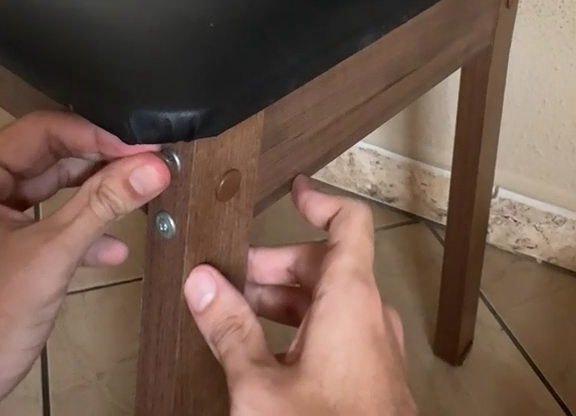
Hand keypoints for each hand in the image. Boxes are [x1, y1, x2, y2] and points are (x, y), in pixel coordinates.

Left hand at [0, 111, 171, 414]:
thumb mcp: (46, 259)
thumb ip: (102, 204)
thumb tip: (154, 165)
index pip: (40, 132)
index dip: (97, 134)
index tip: (145, 145)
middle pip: (42, 160)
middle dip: (96, 165)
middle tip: (147, 165)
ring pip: (40, 196)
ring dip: (87, 201)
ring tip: (135, 198)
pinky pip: (31, 231)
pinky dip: (67, 236)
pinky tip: (108, 251)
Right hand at [186, 176, 418, 415]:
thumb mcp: (259, 386)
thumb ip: (229, 328)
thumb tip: (201, 282)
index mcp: (351, 297)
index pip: (347, 222)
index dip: (319, 199)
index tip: (293, 188)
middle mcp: (369, 314)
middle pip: (324, 264)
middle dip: (273, 266)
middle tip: (228, 280)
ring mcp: (374, 348)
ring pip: (328, 301)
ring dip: (283, 302)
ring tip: (235, 316)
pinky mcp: (371, 379)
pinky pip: (337, 332)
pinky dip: (300, 329)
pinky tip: (264, 356)